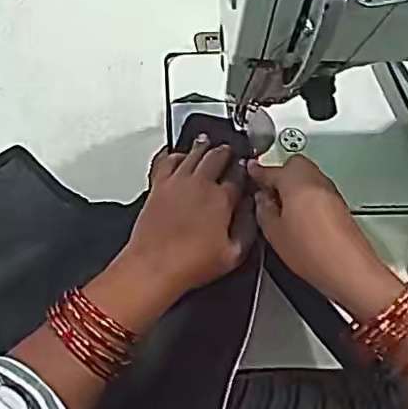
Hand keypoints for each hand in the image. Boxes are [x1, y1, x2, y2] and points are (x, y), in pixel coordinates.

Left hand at [119, 137, 254, 300]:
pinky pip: (166, 161)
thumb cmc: (190, 263)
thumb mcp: (233, 254)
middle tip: (229, 151)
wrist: (154, 266)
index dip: (244, 170)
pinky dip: (172, 153)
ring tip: (206, 142)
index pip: (239, 175)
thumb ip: (248, 228)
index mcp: (222, 199)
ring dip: (202, 146)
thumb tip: (253, 212)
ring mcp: (178, 182)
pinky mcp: (158, 186)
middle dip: (225, 152)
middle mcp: (200, 185)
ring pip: (193, 153)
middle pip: (217, 157)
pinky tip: (174, 152)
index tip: (246, 169)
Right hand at [249, 156, 403, 320]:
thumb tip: (261, 201)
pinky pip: (318, 192)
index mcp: (295, 180)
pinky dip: (307, 198)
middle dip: (280, 175)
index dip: (257, 172)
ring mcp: (331, 191)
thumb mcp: (274, 233)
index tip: (251, 172)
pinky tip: (300, 219)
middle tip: (267, 193)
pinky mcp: (340, 205)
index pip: (270, 169)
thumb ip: (263, 210)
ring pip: (308, 177)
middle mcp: (316, 180)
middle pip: (294, 165)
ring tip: (282, 210)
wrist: (349, 269)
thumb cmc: (316, 253)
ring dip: (294, 187)